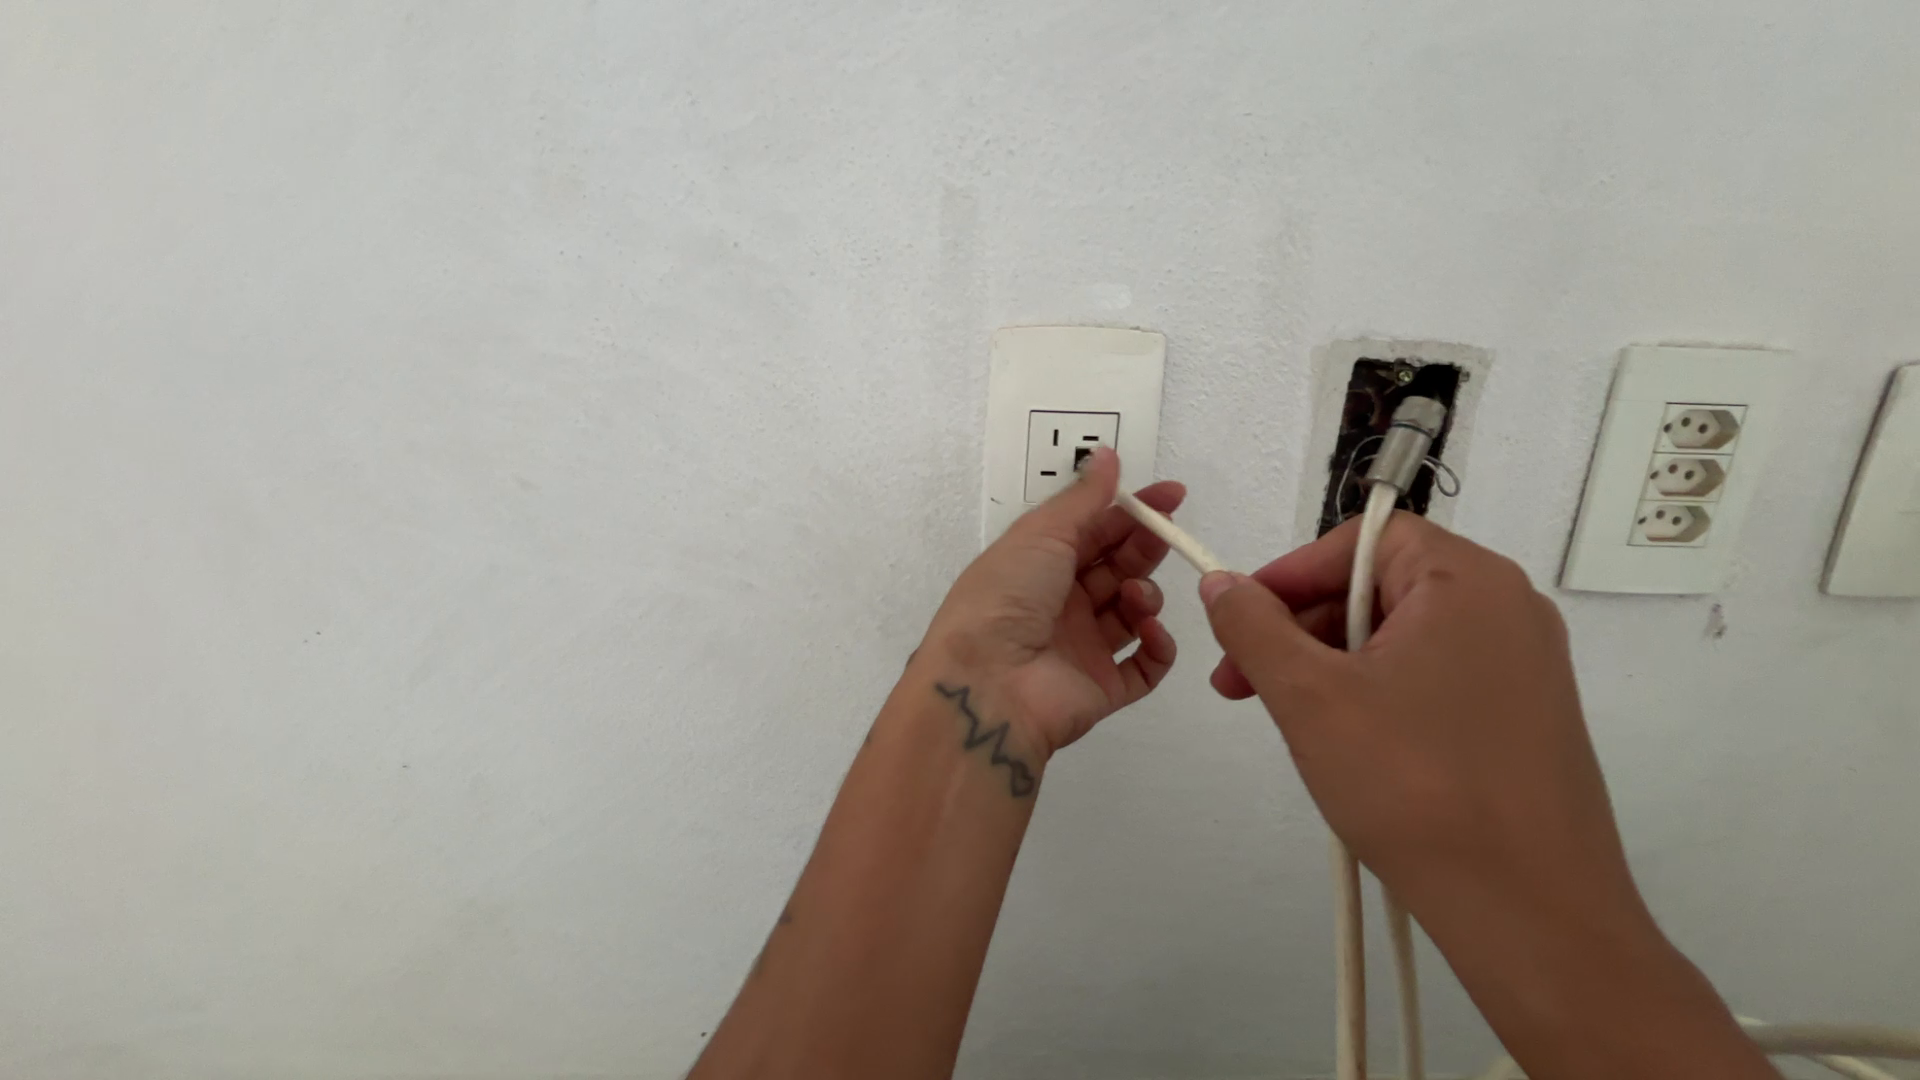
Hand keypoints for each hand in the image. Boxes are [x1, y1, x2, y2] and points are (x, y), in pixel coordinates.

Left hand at [919, 448, 1182, 755]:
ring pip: (1132, 613)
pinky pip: (1145, 666)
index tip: (1173, 495)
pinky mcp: (1102, 687)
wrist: (988, 684)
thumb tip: (1107, 453)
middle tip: (1167, 534)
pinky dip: (1157, 647)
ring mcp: (1082, 647)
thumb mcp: (1040, 534)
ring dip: (1145, 595)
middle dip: (1143, 548)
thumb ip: (1082, 498)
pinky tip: (1150, 631)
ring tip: (1135, 596)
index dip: (1131, 511)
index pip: (1094, 531)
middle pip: (1116, 568)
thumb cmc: (1007, 597)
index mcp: (1038, 565)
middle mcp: (1060, 603)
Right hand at [1198, 512, 1649, 941]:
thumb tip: (1219, 584)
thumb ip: (1252, 627)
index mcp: (1467, 582)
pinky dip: (1371, 691)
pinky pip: (1427, 675)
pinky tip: (1341, 740)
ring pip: (1396, 635)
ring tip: (1284, 717)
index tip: (1241, 620)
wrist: (1531, 916)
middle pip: (1375, 586)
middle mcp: (1506, 608)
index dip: (1290, 573)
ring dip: (1326, 663)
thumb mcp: (1308, 696)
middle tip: (1242, 680)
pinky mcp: (1522, 715)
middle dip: (1297, 627)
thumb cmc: (1411, 784)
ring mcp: (1522, 665)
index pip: (1360, 540)